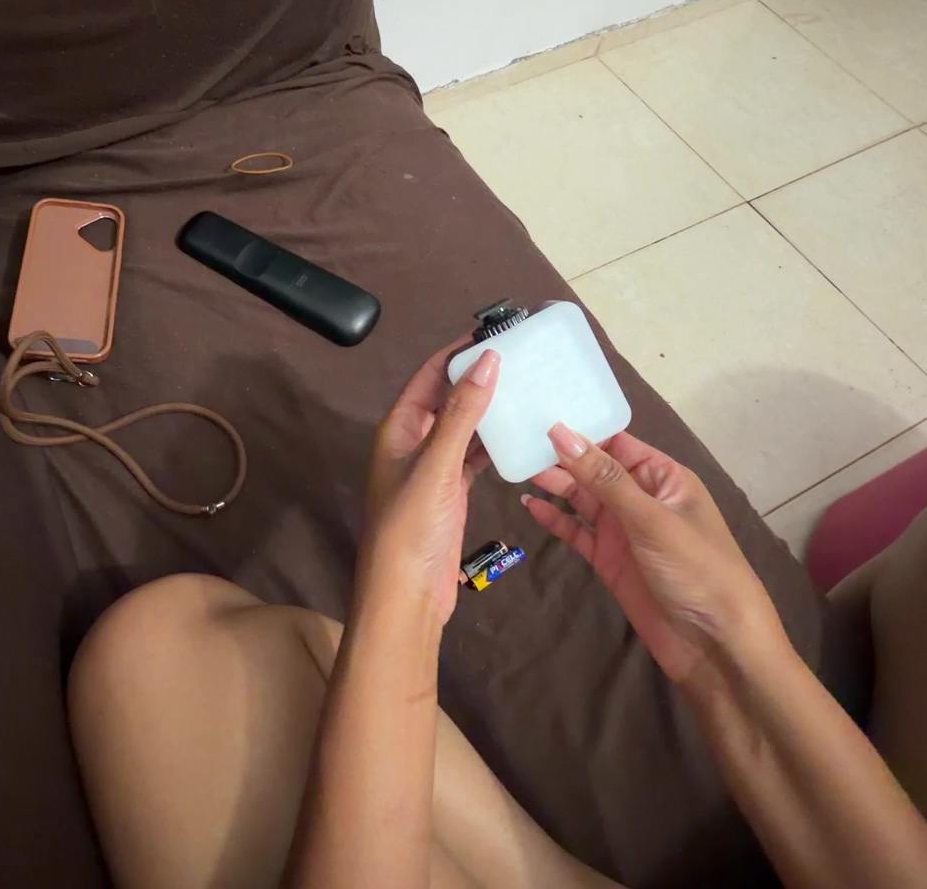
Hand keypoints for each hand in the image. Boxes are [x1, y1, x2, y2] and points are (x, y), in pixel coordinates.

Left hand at [360, 340, 498, 623]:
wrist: (407, 593)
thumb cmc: (411, 525)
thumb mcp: (436, 464)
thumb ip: (462, 413)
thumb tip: (488, 360)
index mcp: (399, 428)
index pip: (428, 376)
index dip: (456, 352)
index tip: (493, 333)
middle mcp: (413, 442)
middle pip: (447, 398)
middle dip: (477, 377)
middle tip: (520, 358)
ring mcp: (433, 467)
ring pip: (463, 426)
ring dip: (489, 410)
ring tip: (527, 388)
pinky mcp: (451, 490)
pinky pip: (474, 456)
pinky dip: (494, 444)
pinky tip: (520, 434)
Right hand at [522, 426, 784, 691]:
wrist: (715, 647)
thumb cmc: (697, 570)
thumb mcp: (650, 519)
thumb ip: (604, 478)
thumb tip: (561, 433)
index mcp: (664, 478)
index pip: (617, 443)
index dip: (582, 430)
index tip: (541, 414)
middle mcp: (642, 498)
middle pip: (594, 468)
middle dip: (561, 456)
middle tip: (519, 442)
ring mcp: (624, 530)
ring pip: (582, 498)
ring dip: (555, 484)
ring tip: (518, 469)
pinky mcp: (609, 559)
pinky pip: (576, 531)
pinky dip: (555, 519)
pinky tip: (531, 505)